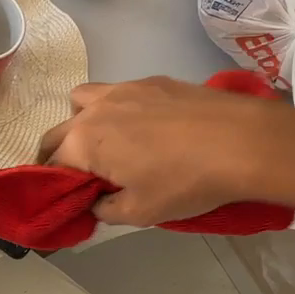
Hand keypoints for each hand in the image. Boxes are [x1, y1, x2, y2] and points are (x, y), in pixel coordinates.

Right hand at [38, 76, 294, 225]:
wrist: (243, 141)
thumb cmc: (185, 182)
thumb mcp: (140, 213)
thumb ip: (105, 210)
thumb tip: (95, 202)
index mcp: (82, 142)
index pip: (51, 165)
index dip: (55, 185)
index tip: (69, 198)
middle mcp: (93, 110)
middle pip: (57, 131)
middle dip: (59, 153)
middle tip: (81, 175)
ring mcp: (123, 90)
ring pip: (82, 100)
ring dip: (82, 120)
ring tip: (107, 141)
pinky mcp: (152, 81)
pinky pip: (119, 93)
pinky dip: (118, 109)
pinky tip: (147, 128)